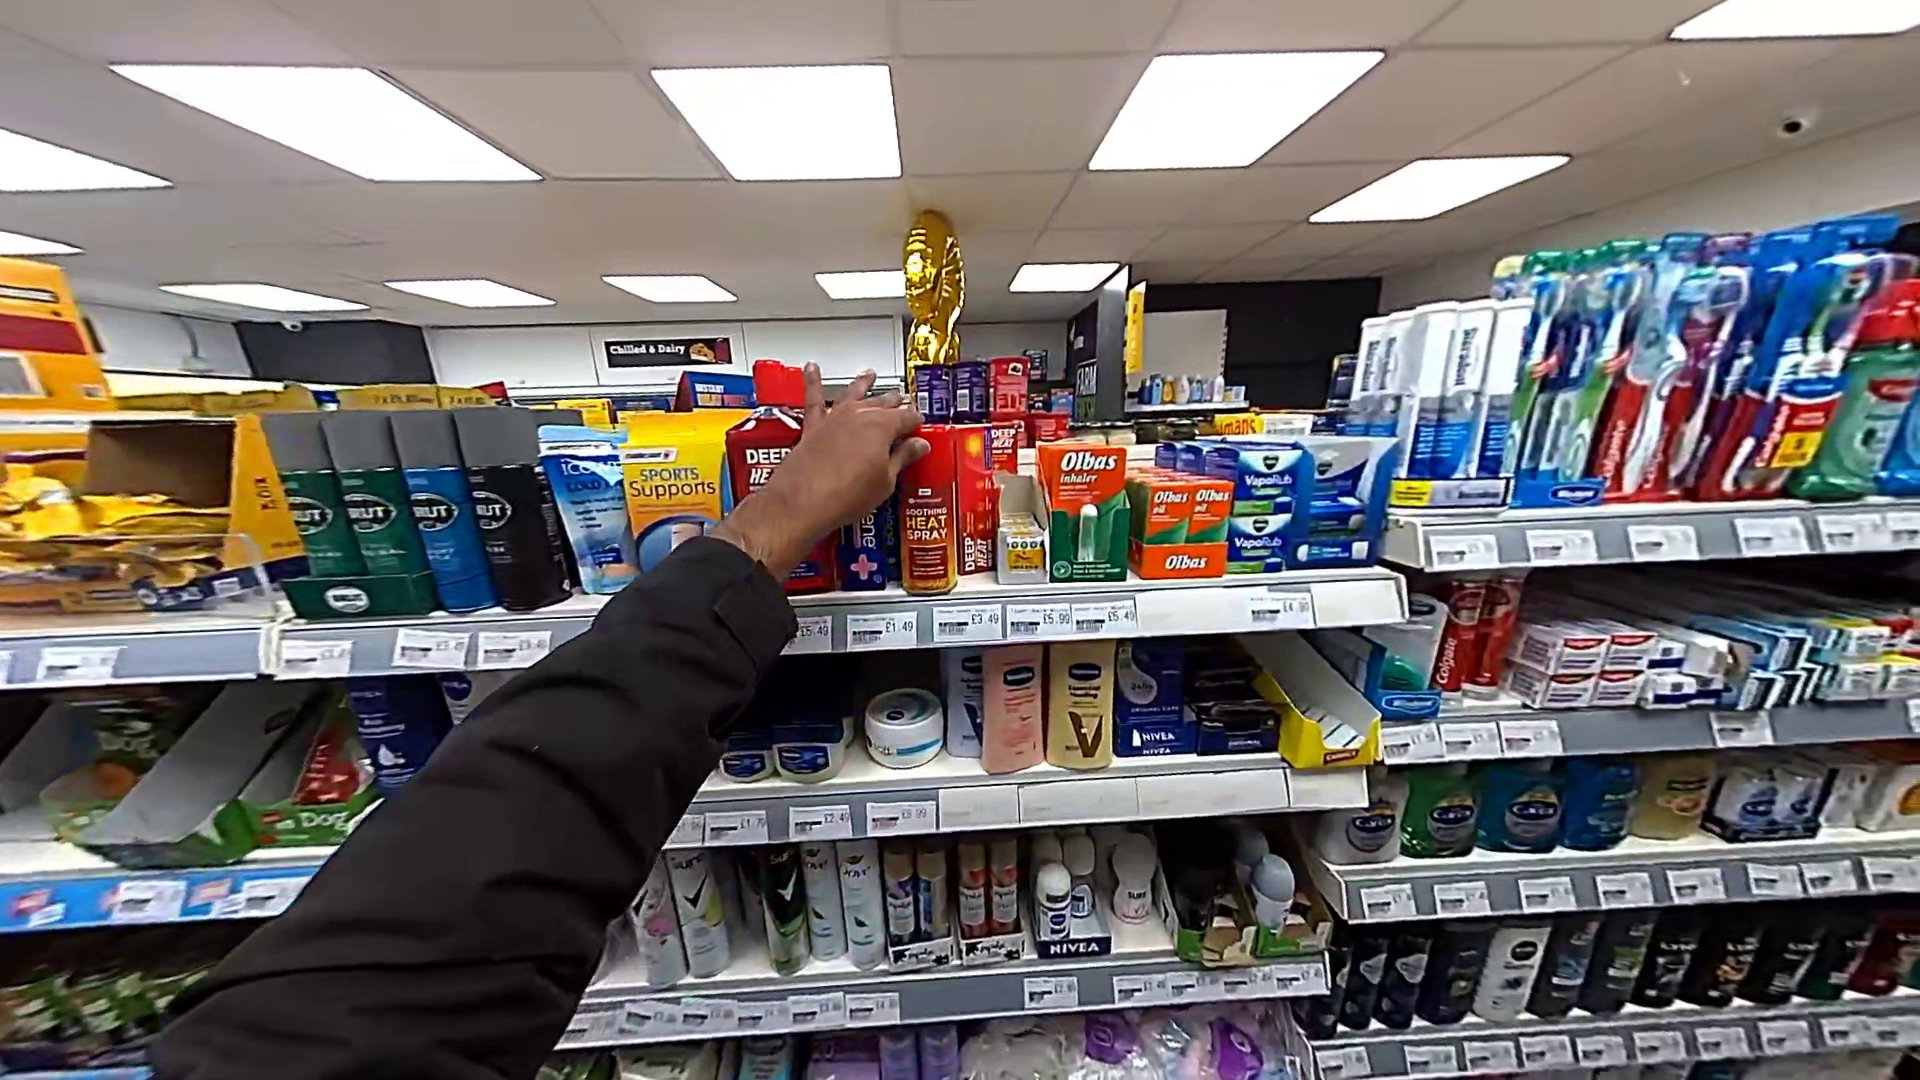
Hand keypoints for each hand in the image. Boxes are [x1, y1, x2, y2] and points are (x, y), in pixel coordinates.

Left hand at [713, 366, 927, 578]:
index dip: (916, 420)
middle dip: (895, 401)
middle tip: (903, 400)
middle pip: (883, 403)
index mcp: (882, 426)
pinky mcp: (813, 427)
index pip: (907, 417)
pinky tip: (811, 368)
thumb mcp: (885, 481)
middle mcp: (858, 415)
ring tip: (870, 375)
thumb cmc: (845, 494)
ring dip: (863, 383)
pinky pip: (813, 398)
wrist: (803, 502)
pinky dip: (812, 381)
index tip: (920, 423)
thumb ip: (902, 458)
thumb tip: (918, 446)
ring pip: (853, 394)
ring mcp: (834, 418)